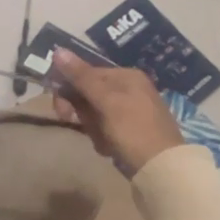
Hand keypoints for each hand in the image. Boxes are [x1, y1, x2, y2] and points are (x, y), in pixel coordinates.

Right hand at [51, 49, 183, 175]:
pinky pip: (105, 128)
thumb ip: (81, 77)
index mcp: (127, 76)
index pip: (87, 73)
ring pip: (94, 114)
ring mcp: (131, 111)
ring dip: (92, 128)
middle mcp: (130, 89)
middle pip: (89, 93)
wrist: (162, 169)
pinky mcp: (131, 131)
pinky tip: (110, 148)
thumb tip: (58, 50)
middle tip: (76, 125)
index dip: (70, 90)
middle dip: (81, 112)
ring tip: (103, 141)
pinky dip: (102, 138)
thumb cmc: (133, 130)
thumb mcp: (106, 101)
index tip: (62, 110)